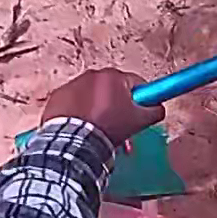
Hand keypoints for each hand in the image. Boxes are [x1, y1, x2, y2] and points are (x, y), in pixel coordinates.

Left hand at [42, 68, 164, 144]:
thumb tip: (159, 107)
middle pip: (113, 90)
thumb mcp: (139, 121)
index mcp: (113, 77)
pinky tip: (82, 128)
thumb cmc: (106, 128)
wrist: (73, 142)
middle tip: (120, 125)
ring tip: (99, 130)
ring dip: (97, 110)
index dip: (141, 99)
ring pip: (92, 97)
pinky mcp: (57, 98)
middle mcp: (91, 75)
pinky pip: (73, 104)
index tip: (140, 111)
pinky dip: (78, 113)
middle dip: (118, 106)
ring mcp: (72, 85)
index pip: (136, 83)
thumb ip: (154, 110)